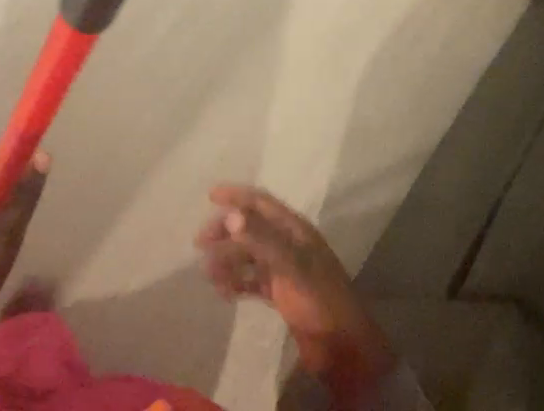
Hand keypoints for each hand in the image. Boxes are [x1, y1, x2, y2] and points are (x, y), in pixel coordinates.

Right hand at [195, 186, 394, 399]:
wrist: (344, 349)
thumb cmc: (320, 300)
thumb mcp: (291, 266)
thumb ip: (262, 239)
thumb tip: (231, 215)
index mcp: (296, 231)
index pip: (262, 203)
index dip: (237, 196)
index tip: (210, 195)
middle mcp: (290, 245)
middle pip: (252, 229)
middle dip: (225, 232)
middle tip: (200, 243)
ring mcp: (286, 271)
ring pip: (250, 257)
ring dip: (228, 261)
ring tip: (208, 274)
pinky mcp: (283, 295)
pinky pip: (253, 282)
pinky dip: (237, 283)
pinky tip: (224, 293)